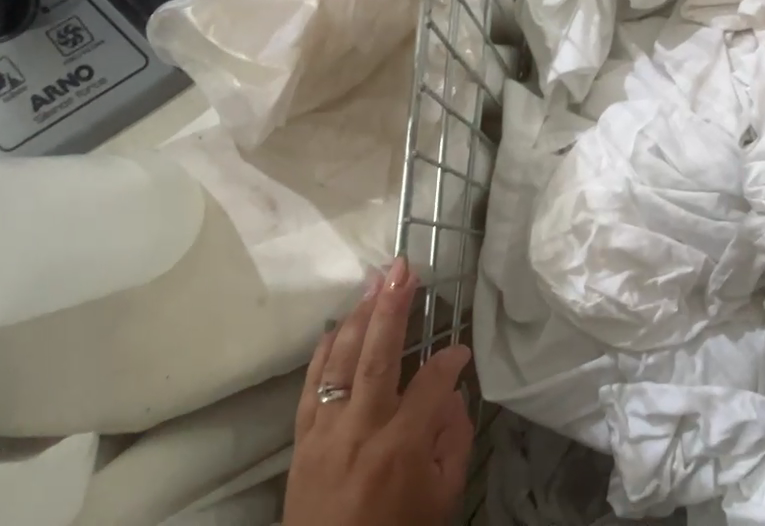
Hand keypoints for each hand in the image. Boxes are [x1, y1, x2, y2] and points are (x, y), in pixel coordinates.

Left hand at [282, 257, 473, 525]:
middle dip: (392, 308)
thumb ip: (454, 441)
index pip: (432, 383)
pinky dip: (324, 351)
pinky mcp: (302, 440)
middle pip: (377, 357)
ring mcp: (325, 432)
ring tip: (376, 279)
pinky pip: (312, 386)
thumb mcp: (442, 497)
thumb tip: (452, 395)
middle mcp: (360, 431)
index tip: (462, 350)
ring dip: (359, 316)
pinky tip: (337, 324)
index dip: (451, 359)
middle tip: (403, 267)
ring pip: (340, 362)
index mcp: (401, 447)